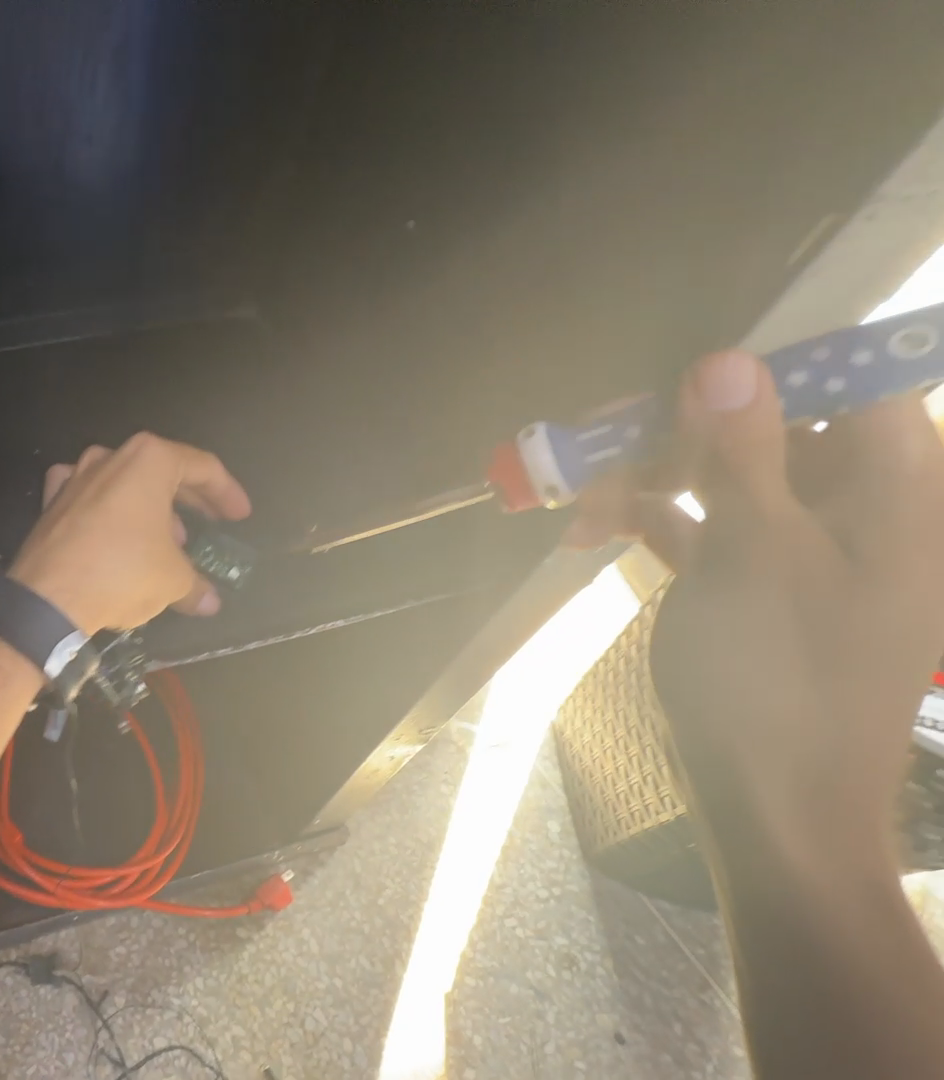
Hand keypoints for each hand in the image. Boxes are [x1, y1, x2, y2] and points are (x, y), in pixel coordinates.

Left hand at [8, 433, 251, 632]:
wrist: (48, 597)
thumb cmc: (123, 572)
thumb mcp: (172, 580)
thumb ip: (195, 584)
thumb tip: (209, 601)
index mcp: (148, 459)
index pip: (201, 467)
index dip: (226, 492)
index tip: (239, 516)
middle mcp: (109, 457)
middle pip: (160, 471)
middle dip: (188, 501)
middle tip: (209, 526)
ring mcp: (75, 477)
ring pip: (123, 484)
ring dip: (148, 508)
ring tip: (165, 541)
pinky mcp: (51, 502)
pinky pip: (88, 499)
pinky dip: (107, 513)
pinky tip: (114, 532)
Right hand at [571, 349, 943, 864]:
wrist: (769, 793)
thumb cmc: (778, 675)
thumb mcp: (757, 555)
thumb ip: (746, 455)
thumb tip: (726, 360)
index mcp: (897, 492)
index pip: (855, 386)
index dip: (777, 367)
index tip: (685, 372)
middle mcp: (854, 506)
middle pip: (767, 426)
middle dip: (678, 431)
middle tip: (599, 437)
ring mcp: (795, 543)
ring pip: (718, 474)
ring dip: (645, 480)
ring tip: (580, 509)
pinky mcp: (745, 576)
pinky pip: (696, 521)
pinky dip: (645, 518)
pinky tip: (591, 530)